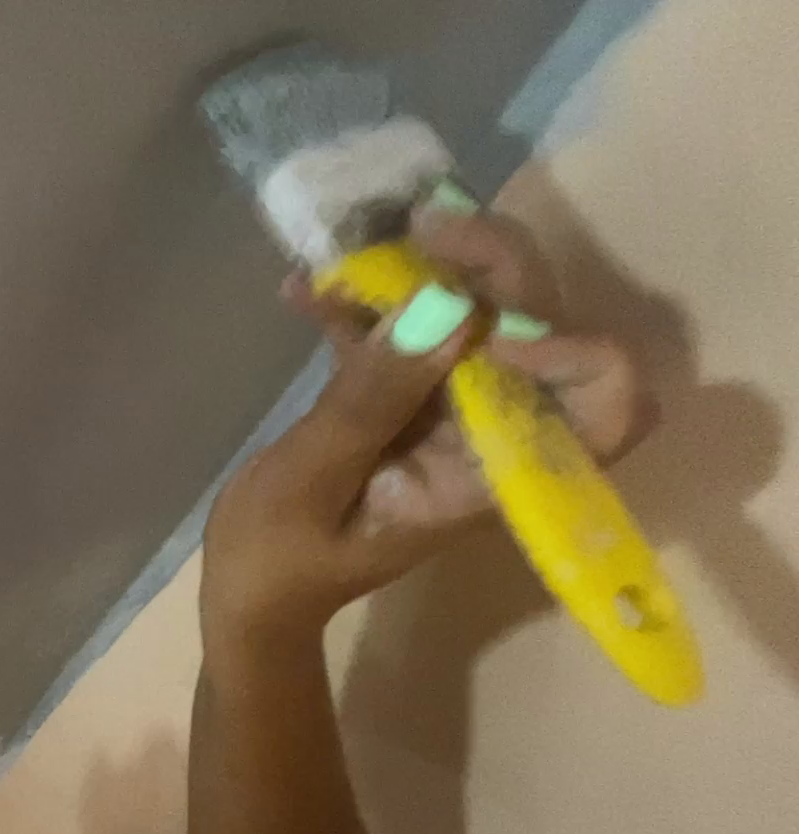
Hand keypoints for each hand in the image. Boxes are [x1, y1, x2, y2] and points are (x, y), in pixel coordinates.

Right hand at [201, 202, 653, 642]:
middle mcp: (486, 439)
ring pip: (472, 326)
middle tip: (418, 227)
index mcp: (485, 477)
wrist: (250, 591)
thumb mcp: (308, 481)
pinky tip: (304, 293)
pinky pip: (402, 344)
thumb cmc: (273, 556)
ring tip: (353, 250)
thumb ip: (369, 404)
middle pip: (539, 337)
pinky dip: (362, 313)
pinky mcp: (398, 408)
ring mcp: (442, 420)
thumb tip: (439, 312)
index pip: (599, 406)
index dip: (568, 346)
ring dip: (424, 278)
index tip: (475, 318)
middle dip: (491, 273)